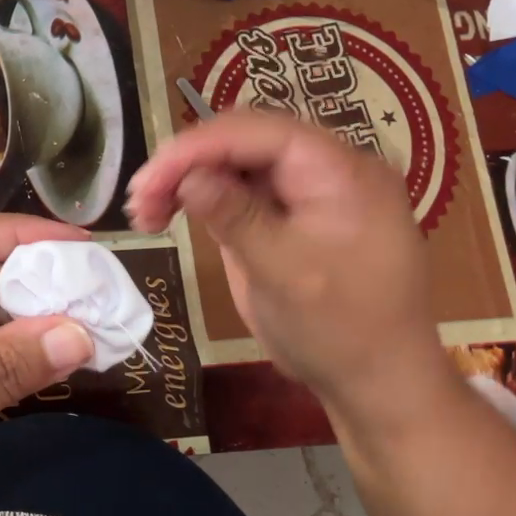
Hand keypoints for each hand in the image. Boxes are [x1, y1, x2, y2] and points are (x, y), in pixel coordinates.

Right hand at [125, 110, 448, 417]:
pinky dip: (197, 197)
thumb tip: (187, 176)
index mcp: (341, 172)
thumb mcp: (285, 274)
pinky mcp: (283, 213)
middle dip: (185, 163)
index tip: (149, 177)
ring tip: (144, 213)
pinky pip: (234, 188)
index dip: (198, 146)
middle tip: (139, 199)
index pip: (261, 132)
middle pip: (242, 141)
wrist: (376, 383)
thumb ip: (236, 218)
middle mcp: (324, 169)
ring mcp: (303, 191)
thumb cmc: (340, 329)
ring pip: (231, 161)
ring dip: (183, 179)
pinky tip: (164, 215)